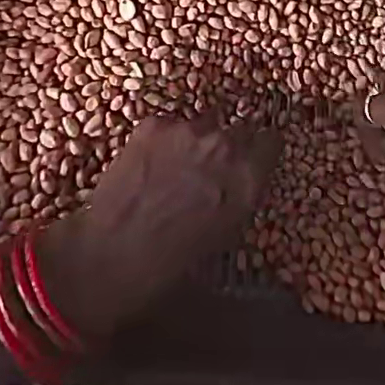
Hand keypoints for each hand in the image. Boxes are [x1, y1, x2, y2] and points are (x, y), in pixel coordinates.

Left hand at [39, 113, 279, 337]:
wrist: (114, 251)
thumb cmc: (172, 260)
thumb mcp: (224, 234)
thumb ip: (239, 196)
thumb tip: (238, 179)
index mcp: (247, 178)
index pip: (270, 142)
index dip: (260, 148)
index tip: (254, 152)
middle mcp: (224, 147)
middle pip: (238, 129)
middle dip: (228, 144)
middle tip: (209, 165)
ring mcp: (188, 130)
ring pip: (201, 124)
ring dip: (195, 140)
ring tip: (174, 166)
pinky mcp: (154, 123)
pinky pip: (169, 125)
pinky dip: (164, 139)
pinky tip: (149, 164)